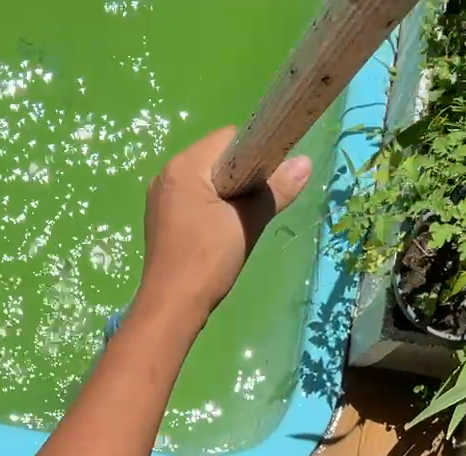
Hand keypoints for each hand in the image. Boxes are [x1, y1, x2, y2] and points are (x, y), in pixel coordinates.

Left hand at [138, 127, 313, 317]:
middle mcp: (166, 175)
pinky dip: (211, 211)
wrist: (171, 307)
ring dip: (227, 197)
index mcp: (185, 166)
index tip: (269, 179)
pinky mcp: (160, 222)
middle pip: (215, 160)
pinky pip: (192, 202)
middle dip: (241, 177)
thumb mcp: (247, 223)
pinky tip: (220, 235)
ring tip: (240, 224)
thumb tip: (306, 163)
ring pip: (204, 183)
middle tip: (256, 207)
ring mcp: (159, 200)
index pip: (228, 138)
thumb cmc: (207, 261)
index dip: (255, 152)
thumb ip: (275, 190)